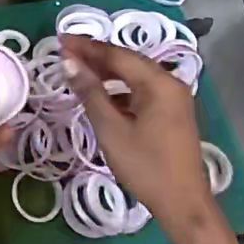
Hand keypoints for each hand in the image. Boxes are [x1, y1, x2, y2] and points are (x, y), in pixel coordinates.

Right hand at [62, 34, 216, 229]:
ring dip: (107, 71)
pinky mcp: (172, 112)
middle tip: (65, 51)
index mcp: (158, 83)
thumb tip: (70, 63)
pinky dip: (119, 88)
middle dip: (96, 56)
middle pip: (128, 61)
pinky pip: (141, 90)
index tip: (61, 40)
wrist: (182, 203)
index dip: (87, 47)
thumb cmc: (145, 166)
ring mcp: (173, 97)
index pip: (117, 55)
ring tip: (78, 70)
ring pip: (135, 75)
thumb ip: (90, 93)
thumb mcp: (111, 129)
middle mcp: (170, 83)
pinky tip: (101, 94)